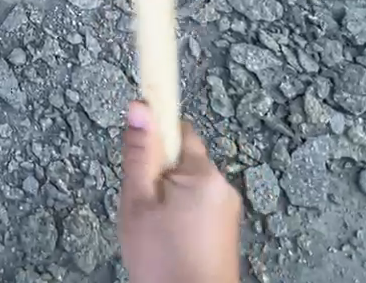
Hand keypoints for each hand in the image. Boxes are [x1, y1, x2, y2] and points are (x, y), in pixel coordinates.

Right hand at [118, 100, 242, 282]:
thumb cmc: (163, 262)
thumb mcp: (138, 200)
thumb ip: (138, 151)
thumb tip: (139, 104)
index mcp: (202, 174)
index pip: (176, 127)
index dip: (153, 136)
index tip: (138, 149)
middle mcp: (222, 186)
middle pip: (181, 156)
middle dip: (158, 171)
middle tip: (141, 200)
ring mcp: (227, 209)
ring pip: (187, 181)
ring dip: (168, 193)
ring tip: (153, 225)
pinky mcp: (226, 230)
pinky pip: (197, 203)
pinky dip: (180, 212)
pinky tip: (167, 237)